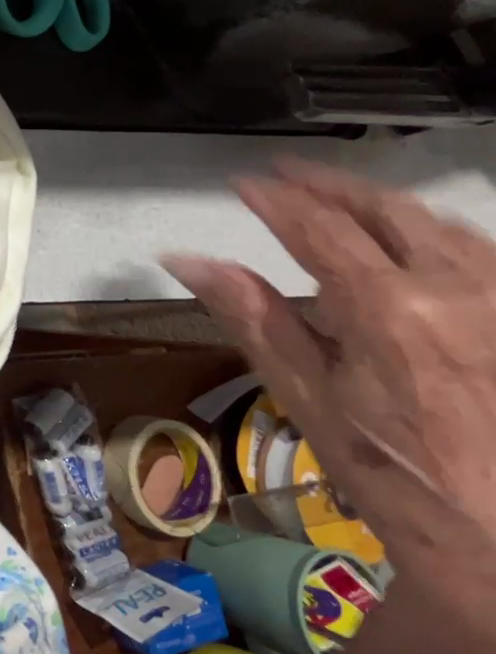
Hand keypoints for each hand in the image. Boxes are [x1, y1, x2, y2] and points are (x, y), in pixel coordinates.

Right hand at [163, 159, 495, 633]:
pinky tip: (421, 244)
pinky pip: (486, 257)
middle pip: (392, 213)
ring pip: (449, 228)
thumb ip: (254, 317)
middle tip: (290, 174)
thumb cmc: (398, 478)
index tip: (244, 183)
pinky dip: (440, 235)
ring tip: (347, 201)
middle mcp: (460, 292)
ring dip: (388, 206)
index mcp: (388, 309)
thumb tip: (187, 260)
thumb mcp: (310, 400)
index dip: (278, 200)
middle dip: (334, 187)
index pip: (320, 229)